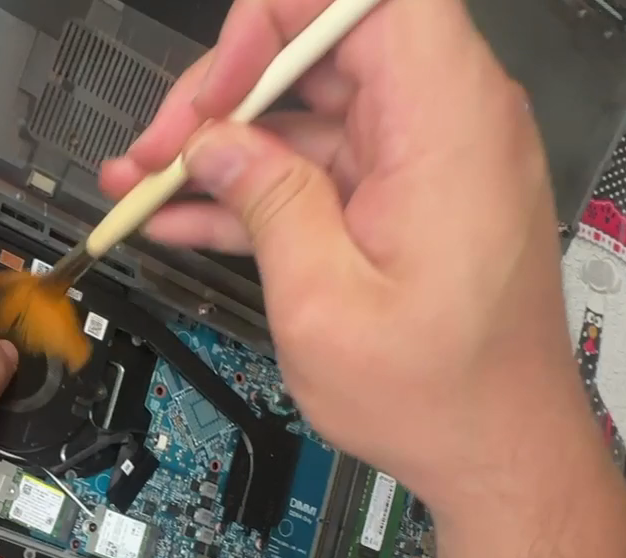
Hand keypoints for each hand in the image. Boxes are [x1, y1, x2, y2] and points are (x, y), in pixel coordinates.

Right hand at [101, 0, 591, 514]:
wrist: (488, 446)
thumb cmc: (431, 391)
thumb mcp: (322, 302)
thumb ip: (269, 204)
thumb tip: (214, 144)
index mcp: (443, 126)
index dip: (275, 22)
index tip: (212, 94)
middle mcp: (438, 126)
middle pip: (318, 53)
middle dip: (222, 95)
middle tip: (151, 156)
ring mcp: (411, 167)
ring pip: (300, 119)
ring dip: (216, 151)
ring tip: (137, 185)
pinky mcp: (389, 206)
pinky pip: (308, 176)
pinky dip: (244, 194)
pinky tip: (178, 217)